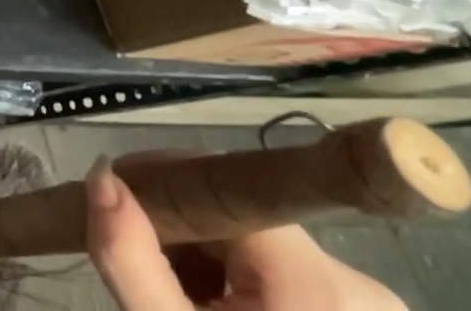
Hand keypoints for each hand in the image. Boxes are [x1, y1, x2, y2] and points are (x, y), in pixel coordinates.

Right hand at [86, 155, 408, 309]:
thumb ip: (128, 257)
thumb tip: (100, 173)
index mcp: (316, 285)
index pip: (227, 187)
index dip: (164, 180)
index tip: (114, 193)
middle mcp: (360, 286)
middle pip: (240, 216)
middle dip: (178, 228)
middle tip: (137, 256)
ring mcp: (371, 304)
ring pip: (259, 242)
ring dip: (205, 253)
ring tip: (177, 291)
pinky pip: (285, 270)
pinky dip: (239, 278)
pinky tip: (217, 307)